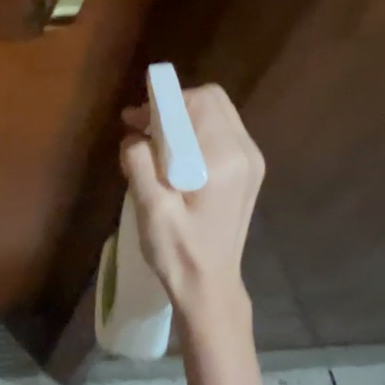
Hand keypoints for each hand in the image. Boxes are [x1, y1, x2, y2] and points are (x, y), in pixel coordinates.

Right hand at [119, 83, 263, 321]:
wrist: (209, 285)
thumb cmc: (178, 251)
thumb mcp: (150, 207)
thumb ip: (139, 163)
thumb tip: (134, 136)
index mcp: (223, 160)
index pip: (198, 102)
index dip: (163, 102)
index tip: (136, 122)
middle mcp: (245, 153)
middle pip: (212, 99)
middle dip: (174, 105)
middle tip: (142, 129)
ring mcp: (251, 161)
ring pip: (217, 112)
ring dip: (183, 117)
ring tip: (154, 142)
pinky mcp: (248, 170)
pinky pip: (221, 130)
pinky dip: (195, 130)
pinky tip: (174, 156)